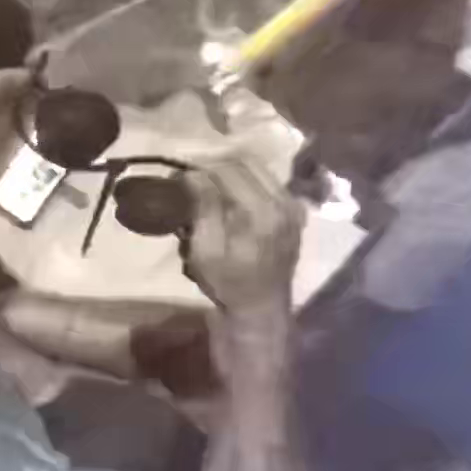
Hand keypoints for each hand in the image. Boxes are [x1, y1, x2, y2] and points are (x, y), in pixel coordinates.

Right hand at [182, 158, 304, 313]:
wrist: (261, 307)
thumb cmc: (227, 283)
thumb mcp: (205, 251)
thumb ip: (204, 209)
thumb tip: (194, 175)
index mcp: (261, 212)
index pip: (227, 170)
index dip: (199, 168)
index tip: (176, 176)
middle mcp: (283, 201)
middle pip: (245, 162)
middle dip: (213, 164)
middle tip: (189, 176)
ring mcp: (293, 205)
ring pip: (258, 169)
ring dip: (229, 170)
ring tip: (206, 183)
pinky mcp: (294, 210)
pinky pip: (267, 181)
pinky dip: (245, 180)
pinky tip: (228, 193)